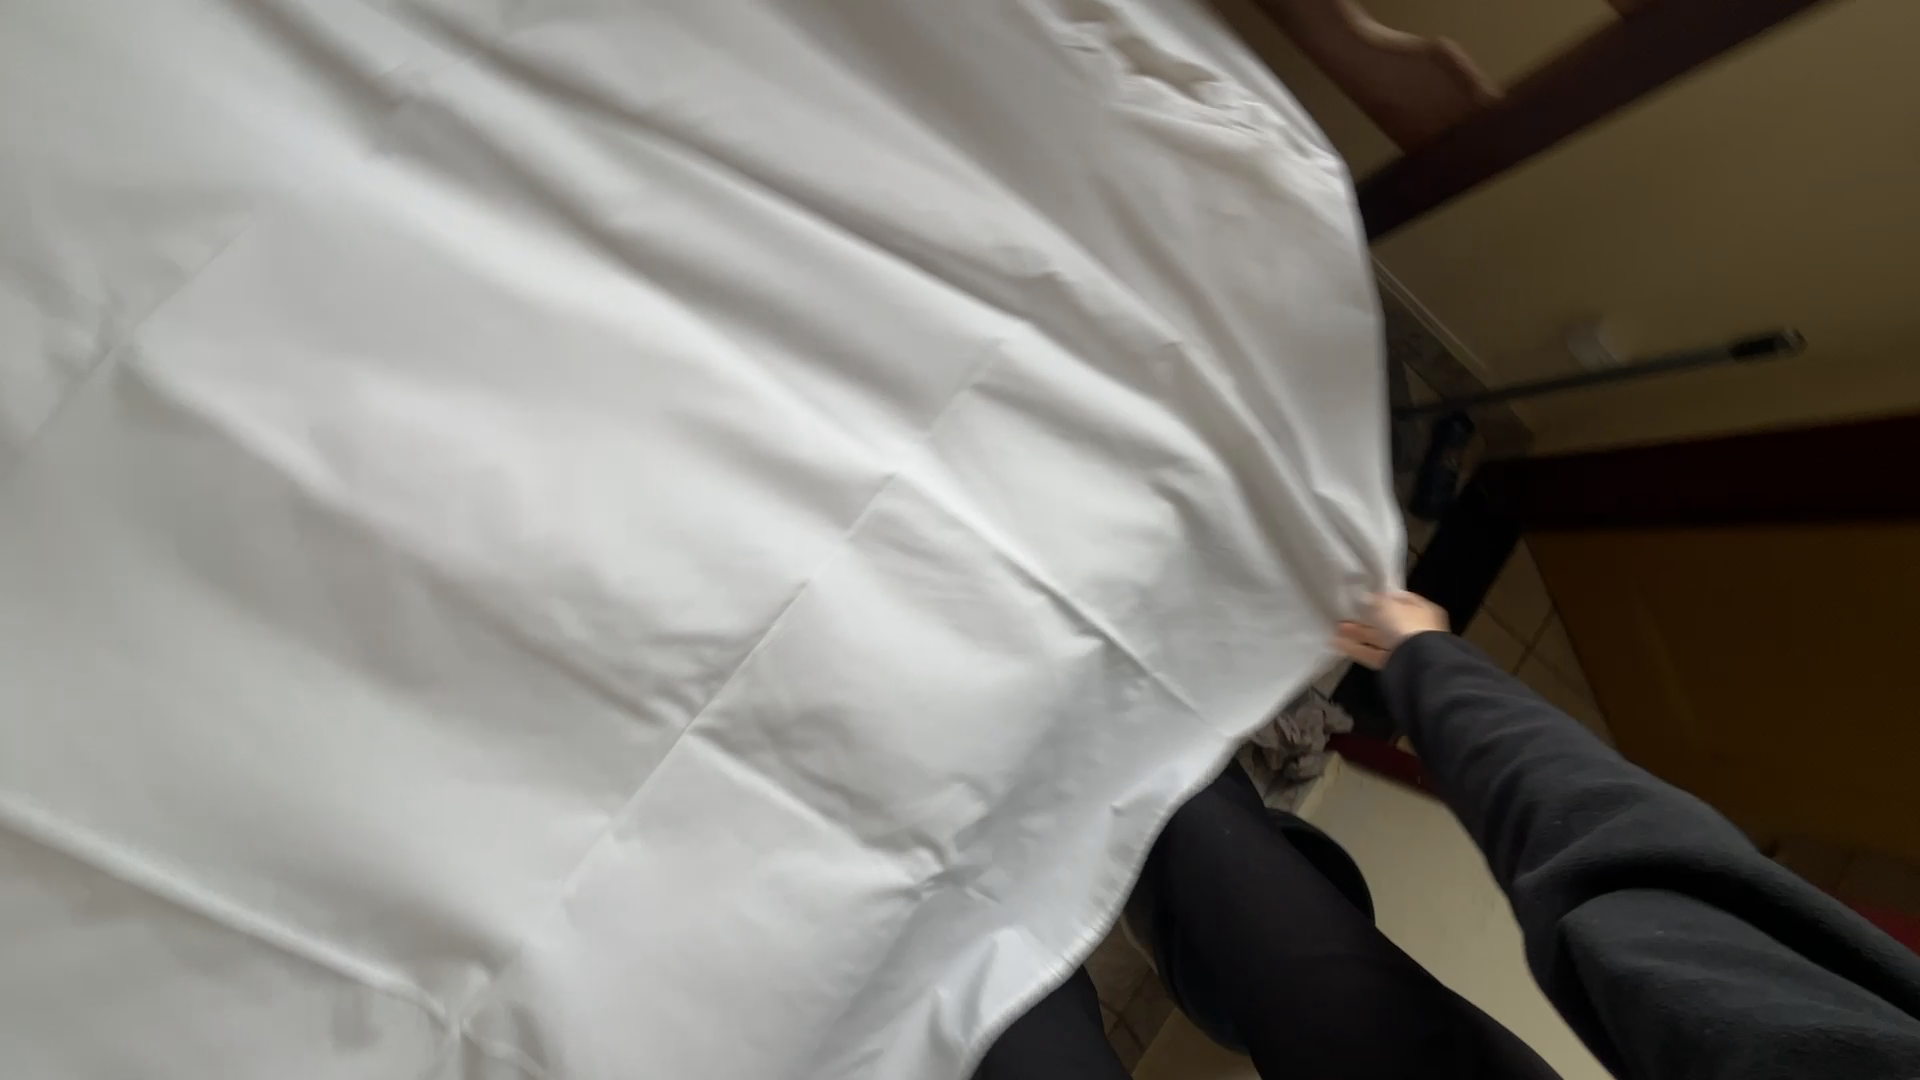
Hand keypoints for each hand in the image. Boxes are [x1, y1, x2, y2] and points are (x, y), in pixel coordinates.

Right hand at [1333, 591, 1449, 669]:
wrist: (1415, 659)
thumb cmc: (1405, 625)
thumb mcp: (1387, 605)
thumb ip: (1375, 600)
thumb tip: (1366, 598)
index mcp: (1421, 610)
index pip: (1402, 600)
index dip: (1383, 597)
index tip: (1366, 596)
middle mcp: (1415, 628)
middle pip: (1387, 621)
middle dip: (1366, 618)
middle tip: (1347, 614)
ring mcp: (1404, 647)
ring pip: (1378, 638)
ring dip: (1358, 633)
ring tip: (1338, 628)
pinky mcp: (1392, 662)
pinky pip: (1372, 653)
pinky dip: (1356, 648)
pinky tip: (1338, 643)